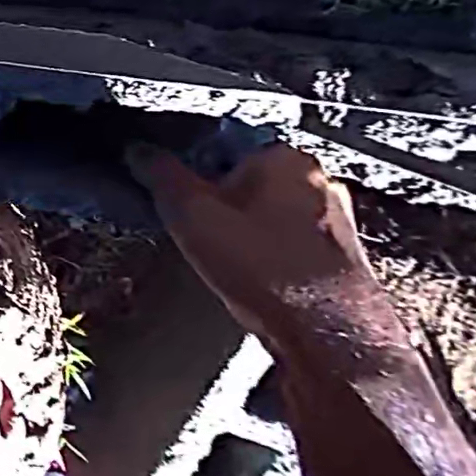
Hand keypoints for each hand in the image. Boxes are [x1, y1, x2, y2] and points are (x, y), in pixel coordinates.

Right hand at [125, 142, 387, 347]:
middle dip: (213, 195)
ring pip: (264, 206)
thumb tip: (138, 149)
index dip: (187, 166)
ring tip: (216, 251)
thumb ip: (160, 173)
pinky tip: (245, 269)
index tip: (171, 190)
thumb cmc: (262, 265)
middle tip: (189, 223)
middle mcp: (319, 179)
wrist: (326, 333)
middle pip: (243, 175)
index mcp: (285, 157)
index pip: (220, 141)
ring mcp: (334, 218)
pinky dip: (259, 246)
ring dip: (237, 223)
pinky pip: (282, 235)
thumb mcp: (188, 210)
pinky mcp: (336, 252)